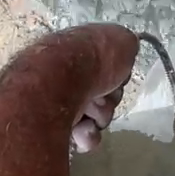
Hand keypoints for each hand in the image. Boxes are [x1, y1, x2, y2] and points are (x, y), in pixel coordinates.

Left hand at [15, 23, 139, 152]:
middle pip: (103, 95)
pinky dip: (86, 135)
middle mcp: (64, 73)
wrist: (57, 79)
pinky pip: (80, 134)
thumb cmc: (92, 58)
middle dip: (108, 101)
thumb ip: (126, 46)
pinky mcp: (48, 123)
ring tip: (90, 117)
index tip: (117, 79)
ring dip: (99, 119)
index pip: (110, 70)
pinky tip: (82, 131)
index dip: (119, 78)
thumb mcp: (122, 40)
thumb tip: (125, 52)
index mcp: (80, 51)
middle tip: (101, 99)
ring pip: (93, 117)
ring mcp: (54, 99)